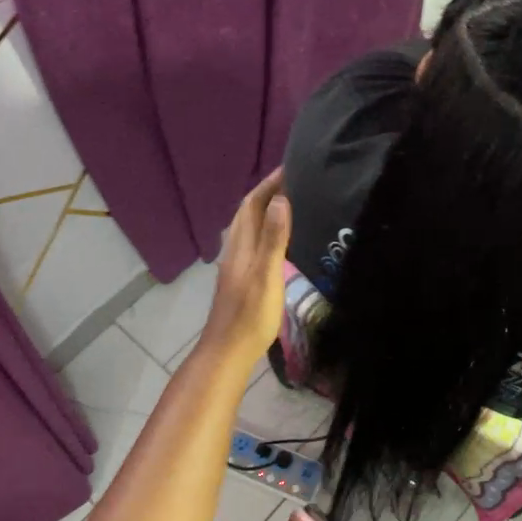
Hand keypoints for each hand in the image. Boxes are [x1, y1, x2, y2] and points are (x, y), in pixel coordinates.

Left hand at [202, 168, 291, 358]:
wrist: (228, 352)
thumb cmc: (250, 315)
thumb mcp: (267, 275)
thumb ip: (273, 238)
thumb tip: (281, 199)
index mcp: (241, 246)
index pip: (252, 205)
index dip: (268, 185)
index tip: (290, 169)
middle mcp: (235, 251)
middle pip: (247, 214)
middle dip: (266, 193)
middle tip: (293, 182)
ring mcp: (236, 267)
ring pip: (248, 229)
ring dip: (265, 212)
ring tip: (289, 204)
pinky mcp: (241, 281)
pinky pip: (253, 244)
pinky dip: (266, 232)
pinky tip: (278, 241)